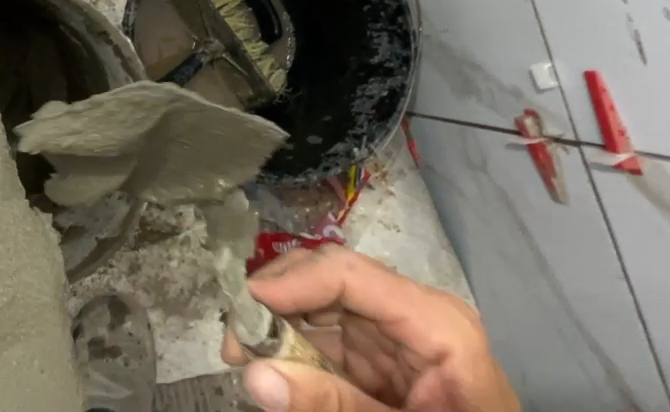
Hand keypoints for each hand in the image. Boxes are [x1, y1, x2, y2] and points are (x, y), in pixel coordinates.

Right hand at [220, 246, 518, 411]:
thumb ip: (333, 406)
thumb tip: (253, 376)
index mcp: (435, 321)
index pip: (348, 271)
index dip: (290, 281)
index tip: (243, 308)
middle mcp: (409, 310)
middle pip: (324, 278)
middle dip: (274, 301)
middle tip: (235, 340)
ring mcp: (390, 328)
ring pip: (314, 301)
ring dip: (275, 324)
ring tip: (242, 354)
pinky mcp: (375, 351)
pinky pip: (320, 333)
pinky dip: (290, 346)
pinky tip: (268, 362)